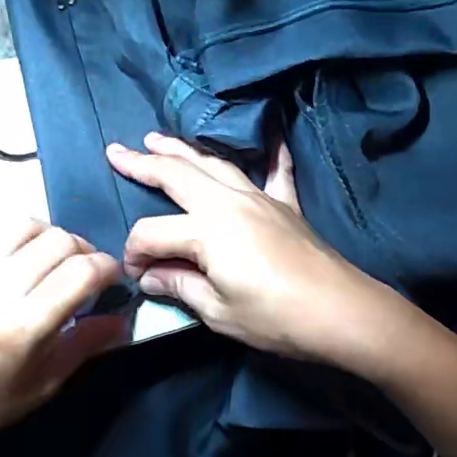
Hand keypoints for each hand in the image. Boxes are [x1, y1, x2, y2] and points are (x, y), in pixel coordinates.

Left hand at [0, 219, 125, 456]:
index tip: (112, 278)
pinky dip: (2, 225)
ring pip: (23, 222)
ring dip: (49, 234)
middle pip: (58, 240)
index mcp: (23, 326)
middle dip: (84, 251)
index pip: (82, 272)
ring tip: (52, 257)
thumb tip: (121, 318)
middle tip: (87, 272)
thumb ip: (86, 345)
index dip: (108, 268)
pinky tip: (13, 247)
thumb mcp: (44, 385)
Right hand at [106, 133, 401, 365]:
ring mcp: (260, 198)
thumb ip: (180, 287)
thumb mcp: (218, 311)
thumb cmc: (275, 318)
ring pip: (214, 164)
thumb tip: (150, 277)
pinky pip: (276, 172)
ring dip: (183, 150)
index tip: (135, 276)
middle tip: (116, 151)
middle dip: (142, 162)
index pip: (153, 233)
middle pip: (177, 175)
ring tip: (159, 138)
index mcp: (206, 231)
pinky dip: (270, 154)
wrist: (340, 311)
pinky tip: (271, 138)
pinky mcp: (286, 205)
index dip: (135, 254)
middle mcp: (228, 202)